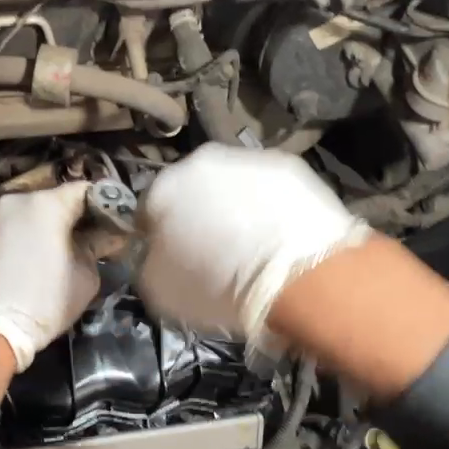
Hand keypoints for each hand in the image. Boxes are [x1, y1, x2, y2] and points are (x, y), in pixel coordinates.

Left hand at [0, 182, 100, 372]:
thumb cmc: (44, 301)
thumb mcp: (85, 275)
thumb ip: (98, 247)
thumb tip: (108, 236)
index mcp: (47, 203)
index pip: (86, 190)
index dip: (107, 203)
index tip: (119, 222)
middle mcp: (20, 199)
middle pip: (60, 198)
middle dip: (81, 215)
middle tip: (102, 235)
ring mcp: (0, 214)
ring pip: (39, 211)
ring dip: (59, 224)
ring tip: (77, 245)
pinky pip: (22, 224)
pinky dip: (39, 231)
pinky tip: (51, 251)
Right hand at [136, 144, 371, 351]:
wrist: (299, 275)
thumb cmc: (220, 285)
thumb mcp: (162, 289)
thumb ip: (149, 262)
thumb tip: (156, 254)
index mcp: (163, 190)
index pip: (149, 210)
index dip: (158, 235)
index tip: (170, 256)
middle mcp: (200, 162)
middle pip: (191, 189)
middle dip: (196, 214)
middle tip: (211, 250)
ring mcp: (248, 159)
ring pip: (232, 184)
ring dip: (234, 207)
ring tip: (250, 244)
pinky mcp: (290, 165)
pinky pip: (269, 188)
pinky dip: (269, 206)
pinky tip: (278, 235)